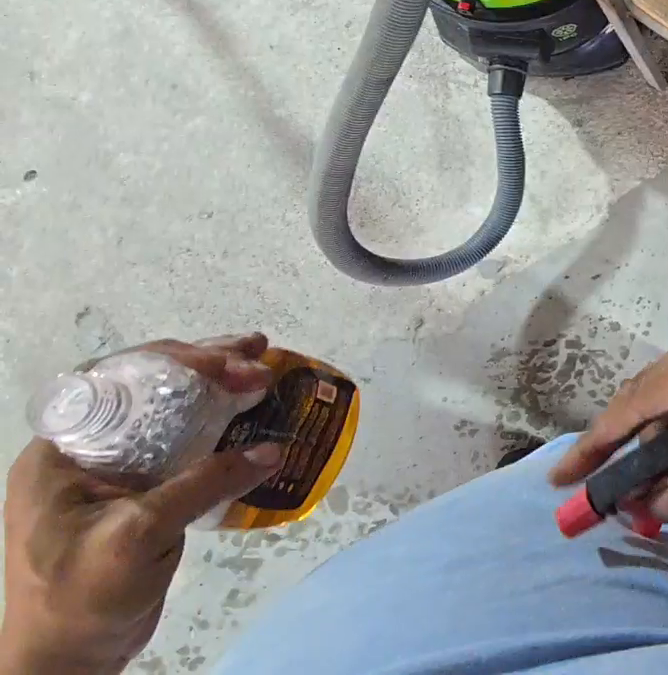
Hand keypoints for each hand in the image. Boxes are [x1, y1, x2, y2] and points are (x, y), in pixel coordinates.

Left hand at [0, 335, 286, 673]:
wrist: (70, 654)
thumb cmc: (82, 594)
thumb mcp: (138, 536)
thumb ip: (202, 486)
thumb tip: (273, 450)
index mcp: (63, 456)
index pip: (117, 382)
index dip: (175, 362)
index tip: (230, 365)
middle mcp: (88, 453)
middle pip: (149, 386)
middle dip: (207, 363)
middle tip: (260, 353)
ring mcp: (118, 470)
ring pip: (173, 407)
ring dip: (222, 385)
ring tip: (267, 368)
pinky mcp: (149, 487)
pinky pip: (191, 438)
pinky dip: (228, 419)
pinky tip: (258, 413)